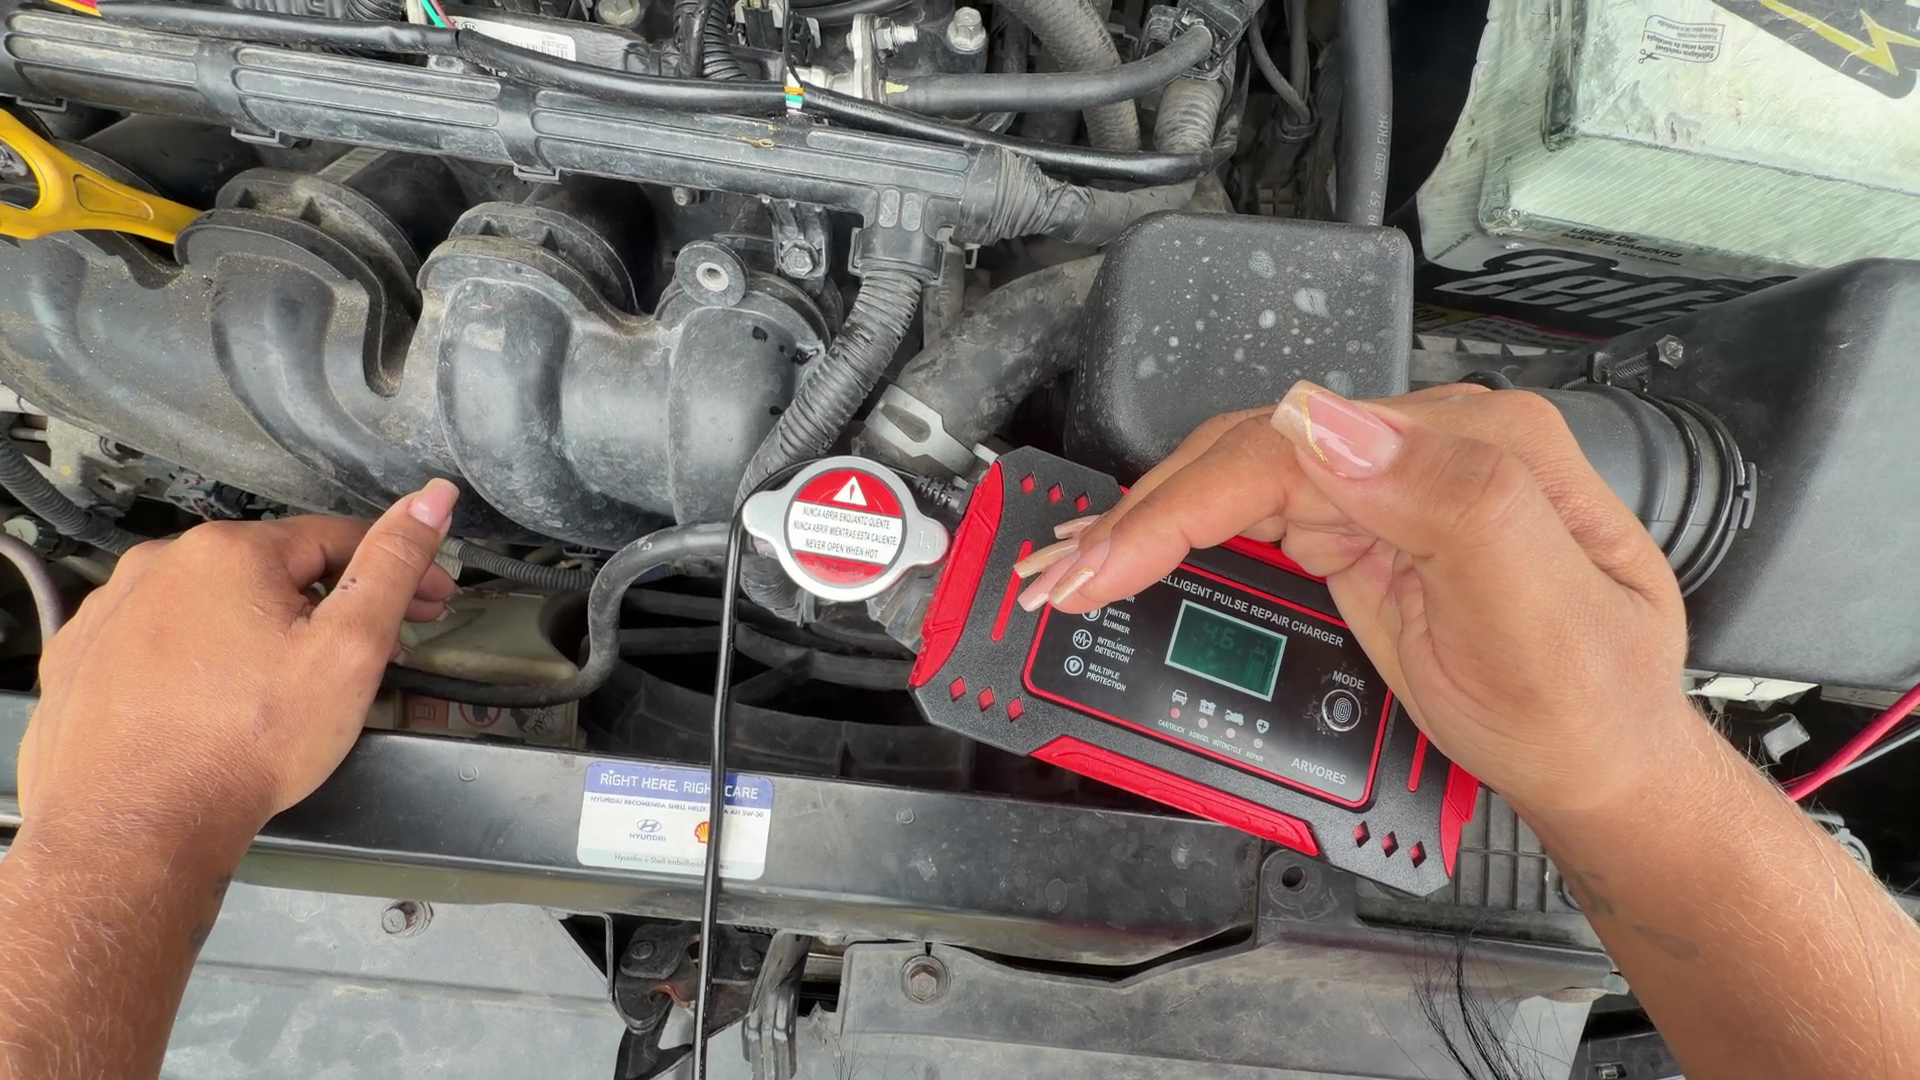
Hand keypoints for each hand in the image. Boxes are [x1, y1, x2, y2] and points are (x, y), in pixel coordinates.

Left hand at [16, 480, 460, 845]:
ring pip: (233, 599)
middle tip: (389, 644)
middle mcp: (159, 567)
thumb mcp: (354, 643)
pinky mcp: (87, 660)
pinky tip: (245, 688)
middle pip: (287, 568)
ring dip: (287, 622)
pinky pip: (179, 633)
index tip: (430, 605)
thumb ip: (395, 562)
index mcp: (229, 553)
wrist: (137, 830)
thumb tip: (434, 497)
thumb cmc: (254, 737)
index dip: (401, 570)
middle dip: (346, 600)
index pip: (344, 538)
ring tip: (318, 674)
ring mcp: (112, 613)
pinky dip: (225, 648)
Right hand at [1015, 382, 1692, 816]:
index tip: (1103, 565)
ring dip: (1141, 521)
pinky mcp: (1347, 515)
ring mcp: (1374, 478)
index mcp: (1466, 447)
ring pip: (1227, 478)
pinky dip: (1176, 531)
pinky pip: (1241, 508)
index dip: (1177, 507)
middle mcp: (1413, 445)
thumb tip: (1320, 421)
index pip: (1284, 452)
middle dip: (1137, 517)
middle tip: (1060, 574)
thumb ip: (1448, 500)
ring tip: (1075, 564)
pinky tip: (1133, 545)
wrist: (1588, 749)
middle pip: (1240, 457)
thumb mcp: (1539, 616)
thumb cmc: (1576, 699)